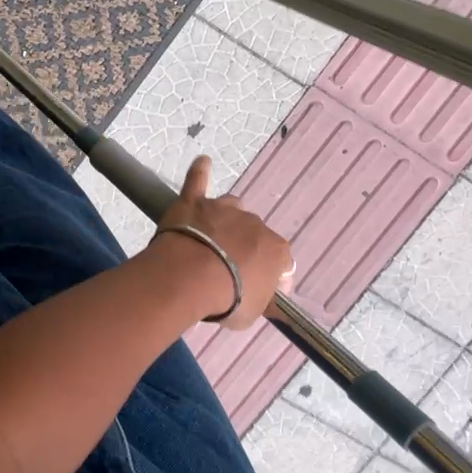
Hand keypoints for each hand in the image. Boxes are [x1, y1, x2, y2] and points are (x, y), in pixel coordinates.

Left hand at [150, 155, 292, 329]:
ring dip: (226, 217)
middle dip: (244, 246)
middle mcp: (253, 223)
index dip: (271, 275)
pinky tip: (203, 160)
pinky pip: (197, 180)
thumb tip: (261, 294)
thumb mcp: (254, 311)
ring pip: (231, 206)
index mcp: (277, 250)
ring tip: (215, 232)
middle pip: (253, 232)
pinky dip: (199, 171)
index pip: (282, 261)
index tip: (258, 288)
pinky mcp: (192, 201)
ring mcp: (222, 209)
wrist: (189, 275)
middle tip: (228, 265)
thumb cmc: (227, 298)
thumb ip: (261, 297)